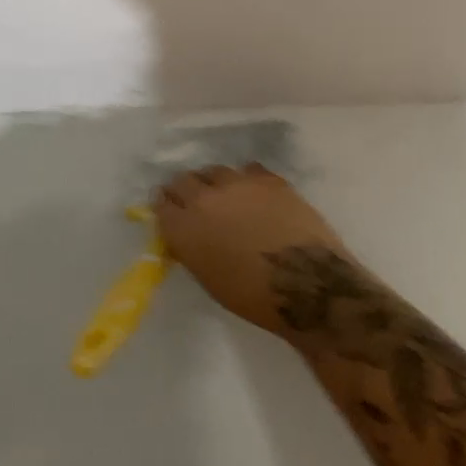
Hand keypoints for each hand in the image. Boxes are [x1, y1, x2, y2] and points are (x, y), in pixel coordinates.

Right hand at [154, 163, 348, 335]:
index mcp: (185, 229)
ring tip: (223, 194)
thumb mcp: (209, 279)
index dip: (163, 206)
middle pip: (183, 180)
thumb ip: (193, 249)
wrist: (305, 283)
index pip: (161, 205)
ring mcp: (238, 184)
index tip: (168, 209)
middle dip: (183, 189)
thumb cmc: (253, 296)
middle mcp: (205, 199)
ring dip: (213, 182)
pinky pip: (248, 170)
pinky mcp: (268, 179)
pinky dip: (246, 179)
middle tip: (192, 200)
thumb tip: (191, 236)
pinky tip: (253, 192)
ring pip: (215, 171)